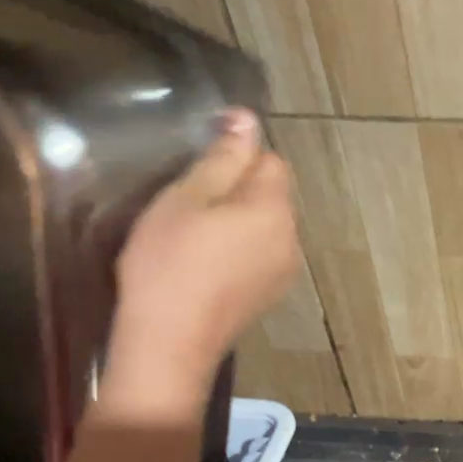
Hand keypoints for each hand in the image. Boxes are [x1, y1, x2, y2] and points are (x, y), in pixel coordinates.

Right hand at [104, 108, 297, 415]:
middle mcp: (292, 240)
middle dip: (236, 191)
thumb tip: (248, 119)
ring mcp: (284, 272)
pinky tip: (204, 264)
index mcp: (276, 211)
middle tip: (187, 205)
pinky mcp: (269, 296)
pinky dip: (237, 250)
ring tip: (191, 236)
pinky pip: (259, 256)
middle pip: (272, 196)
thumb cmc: (170, 263)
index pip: (272, 162)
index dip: (237, 157)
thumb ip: (223, 158)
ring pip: (265, 227)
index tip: (198, 168)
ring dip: (236, 222)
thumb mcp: (188, 198)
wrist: (171, 342)